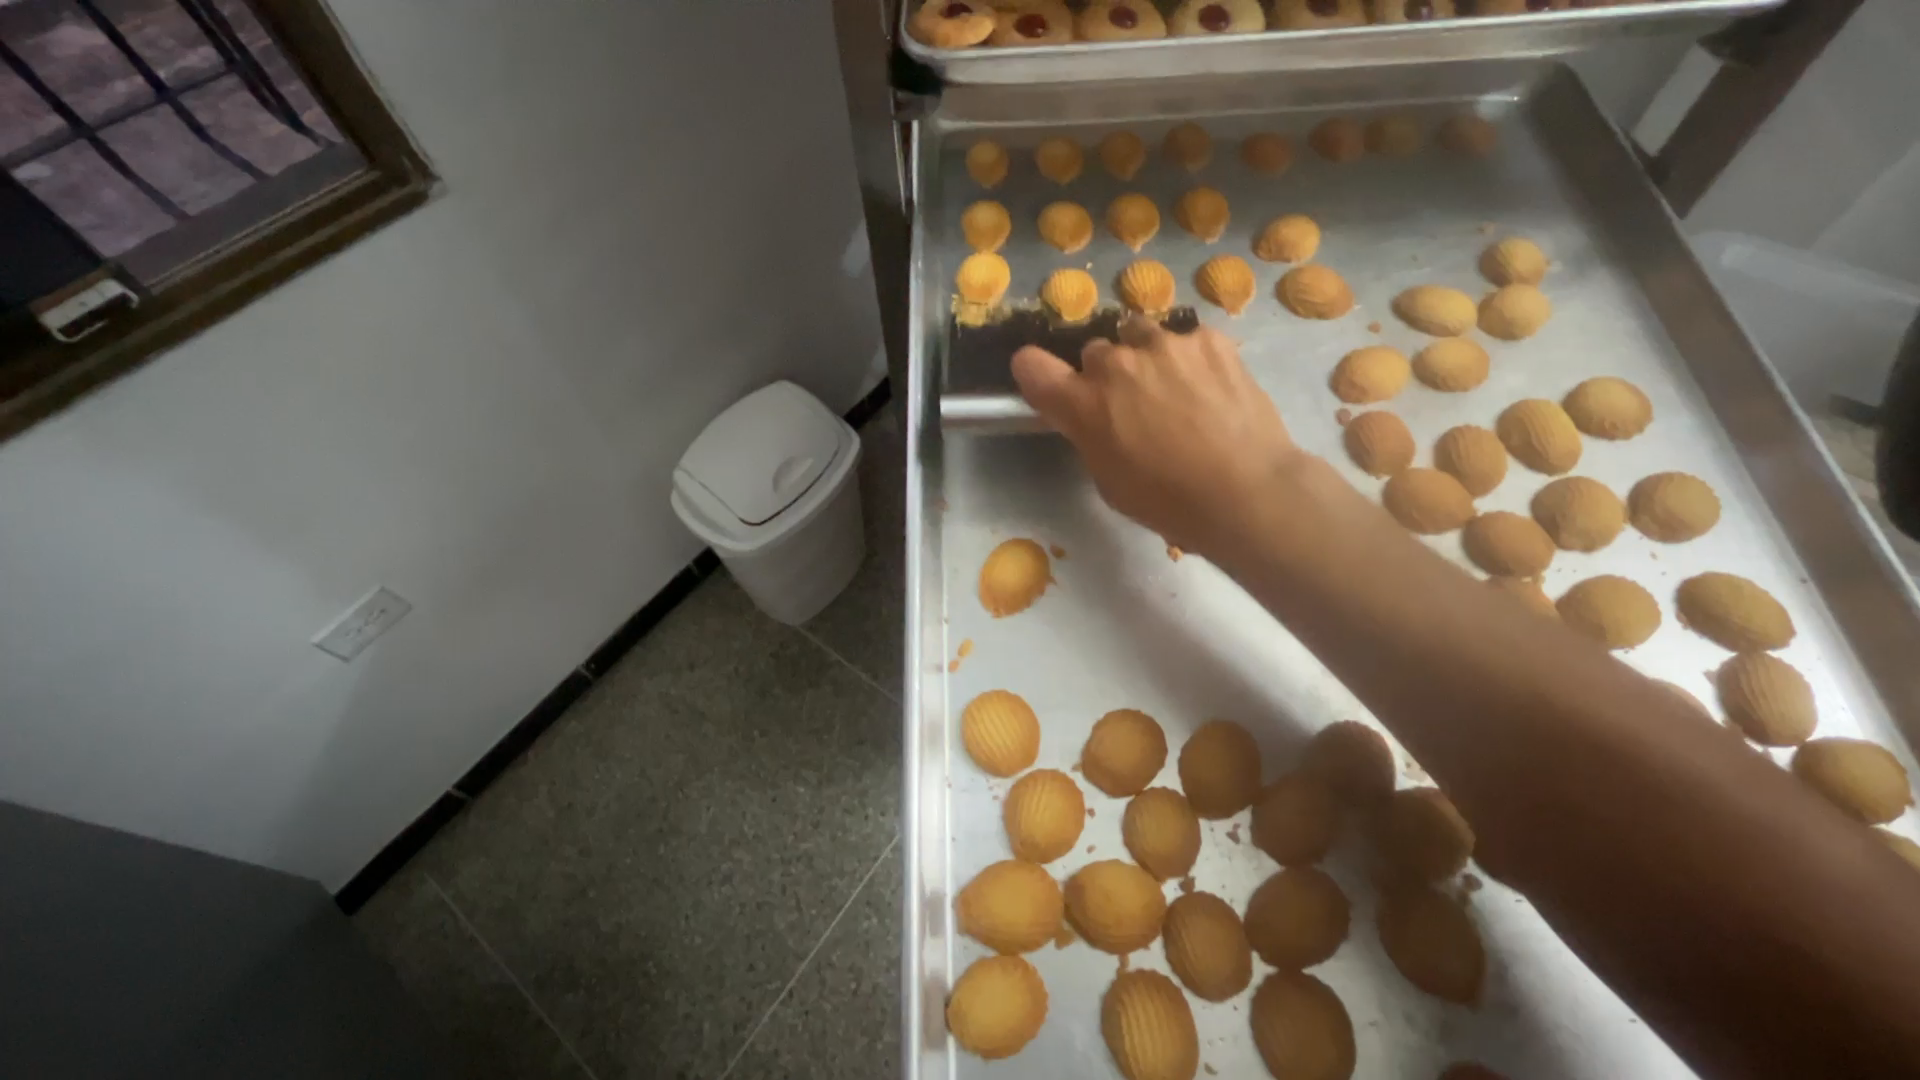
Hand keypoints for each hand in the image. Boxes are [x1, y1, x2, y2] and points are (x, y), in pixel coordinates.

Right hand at [1011, 317, 1301, 555]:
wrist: (1246, 490)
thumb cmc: (1170, 501)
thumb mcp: (1109, 480)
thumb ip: (1091, 435)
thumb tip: (1097, 417)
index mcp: (1083, 404)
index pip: (1031, 366)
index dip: (1035, 372)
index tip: (1049, 383)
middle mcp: (1116, 363)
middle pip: (1094, 352)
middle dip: (1106, 375)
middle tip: (1133, 404)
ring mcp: (1164, 344)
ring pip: (1138, 335)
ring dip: (1145, 357)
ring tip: (1173, 388)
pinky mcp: (1207, 339)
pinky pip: (1185, 339)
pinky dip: (1189, 358)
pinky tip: (1210, 388)